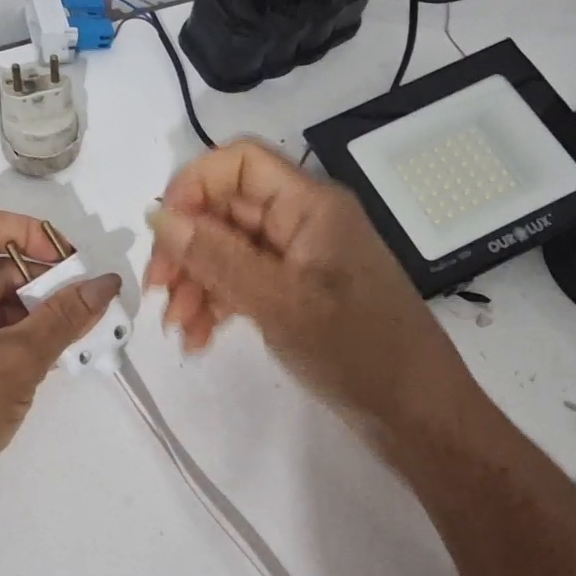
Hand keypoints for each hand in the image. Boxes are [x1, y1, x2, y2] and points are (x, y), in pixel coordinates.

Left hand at [0, 210, 122, 514]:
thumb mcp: (18, 362)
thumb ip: (64, 317)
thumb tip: (106, 281)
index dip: (32, 234)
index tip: (71, 264)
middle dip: (40, 280)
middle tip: (82, 309)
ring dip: (27, 312)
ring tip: (66, 341)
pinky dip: (5, 336)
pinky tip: (33, 365)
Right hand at [144, 139, 472, 425]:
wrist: (417, 412)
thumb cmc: (357, 349)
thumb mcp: (279, 302)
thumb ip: (216, 256)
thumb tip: (159, 216)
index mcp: (309, 205)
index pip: (239, 163)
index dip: (194, 185)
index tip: (162, 232)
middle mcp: (302, 222)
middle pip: (226, 209)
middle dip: (186, 247)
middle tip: (158, 293)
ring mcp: (299, 260)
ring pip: (227, 249)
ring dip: (195, 283)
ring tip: (177, 330)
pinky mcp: (296, 293)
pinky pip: (243, 282)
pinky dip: (216, 304)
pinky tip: (198, 339)